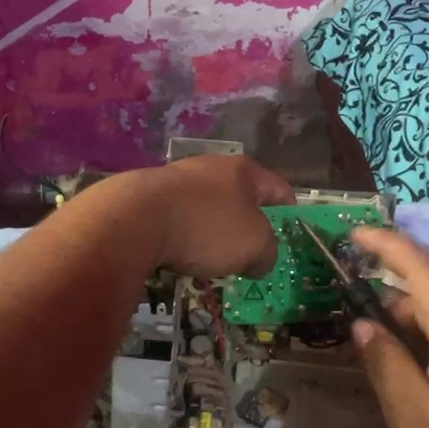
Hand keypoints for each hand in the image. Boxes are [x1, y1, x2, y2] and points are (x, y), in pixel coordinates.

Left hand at [105, 156, 292, 277]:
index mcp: (243, 171)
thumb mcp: (254, 244)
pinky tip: (180, 255)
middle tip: (252, 253)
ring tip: (214, 260)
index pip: (278, 187)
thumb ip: (268, 252)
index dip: (290, 210)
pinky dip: (185, 236)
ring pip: (207, 209)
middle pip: (240, 197)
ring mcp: (177, 179)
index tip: (292, 231)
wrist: (136, 218)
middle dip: (247, 225)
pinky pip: (179, 219)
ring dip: (214, 232)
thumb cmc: (207, 226)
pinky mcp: (150, 197)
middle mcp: (211, 167)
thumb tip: (260, 259)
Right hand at [349, 227, 428, 427]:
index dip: (386, 244)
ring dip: (412, 325)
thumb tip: (364, 323)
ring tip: (379, 354)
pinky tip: (418, 381)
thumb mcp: (414, 420)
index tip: (351, 234)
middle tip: (351, 316)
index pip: (424, 267)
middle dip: (392, 293)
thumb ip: (386, 364)